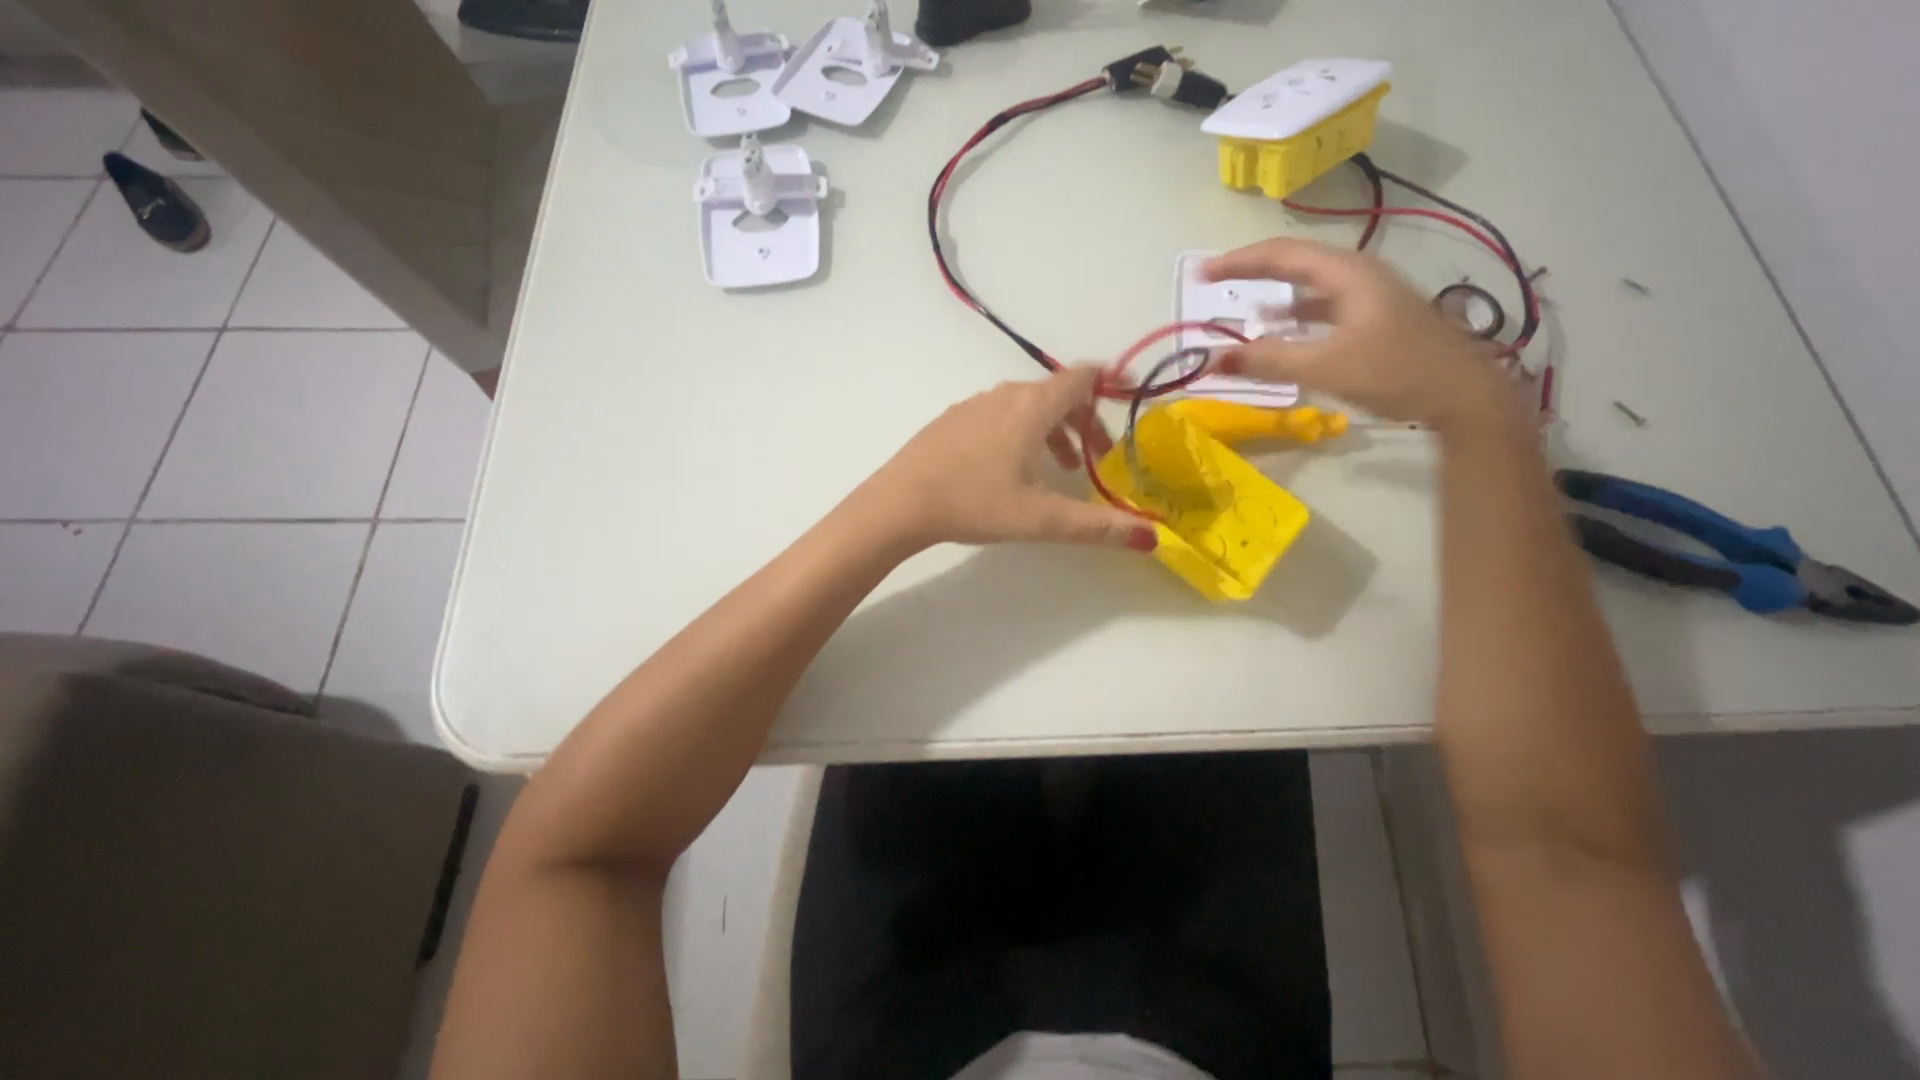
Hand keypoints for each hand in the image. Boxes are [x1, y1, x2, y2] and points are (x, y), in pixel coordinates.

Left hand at [858, 366, 1158, 551]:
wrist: (900, 502)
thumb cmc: (975, 503)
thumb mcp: (1042, 519)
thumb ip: (1099, 527)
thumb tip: (1152, 539)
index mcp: (1033, 407)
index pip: (1083, 377)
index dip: (1111, 382)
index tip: (1130, 394)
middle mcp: (1005, 394)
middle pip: (1058, 393)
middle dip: (1085, 422)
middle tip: (1096, 461)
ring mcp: (974, 404)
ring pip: (1027, 406)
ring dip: (1053, 431)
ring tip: (1059, 471)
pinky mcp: (951, 420)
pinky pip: (999, 415)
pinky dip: (1021, 432)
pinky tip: (1010, 470)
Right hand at [1203, 238, 1512, 428]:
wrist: (1466, 395)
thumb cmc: (1397, 372)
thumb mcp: (1327, 367)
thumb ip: (1269, 361)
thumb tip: (1213, 360)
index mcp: (1348, 273)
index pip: (1282, 255)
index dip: (1239, 262)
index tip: (1203, 274)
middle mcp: (1360, 274)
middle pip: (1297, 261)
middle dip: (1254, 271)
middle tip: (1216, 282)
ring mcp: (1374, 294)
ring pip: (1313, 283)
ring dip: (1276, 293)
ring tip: (1245, 308)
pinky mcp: (1380, 317)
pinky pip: (1327, 304)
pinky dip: (1298, 313)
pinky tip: (1287, 331)